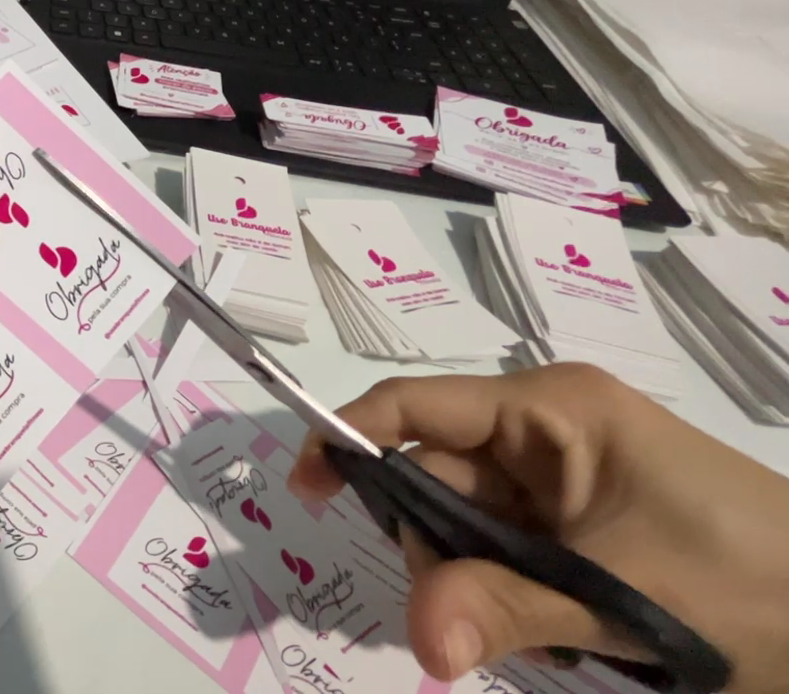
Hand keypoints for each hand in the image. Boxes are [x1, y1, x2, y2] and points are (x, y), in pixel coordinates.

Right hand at [287, 363, 788, 690]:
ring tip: (537, 637)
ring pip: (463, 515)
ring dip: (474, 576)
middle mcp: (540, 427)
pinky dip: (505, 586)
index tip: (308, 492)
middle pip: (432, 472)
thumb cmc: (774, 590)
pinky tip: (551, 628)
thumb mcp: (635, 599)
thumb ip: (511, 607)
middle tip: (457, 618)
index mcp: (547, 409)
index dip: (348, 437)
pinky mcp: (575, 513)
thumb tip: (418, 645)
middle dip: (434, 545)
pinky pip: (502, 541)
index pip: (412, 405)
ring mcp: (558, 471)